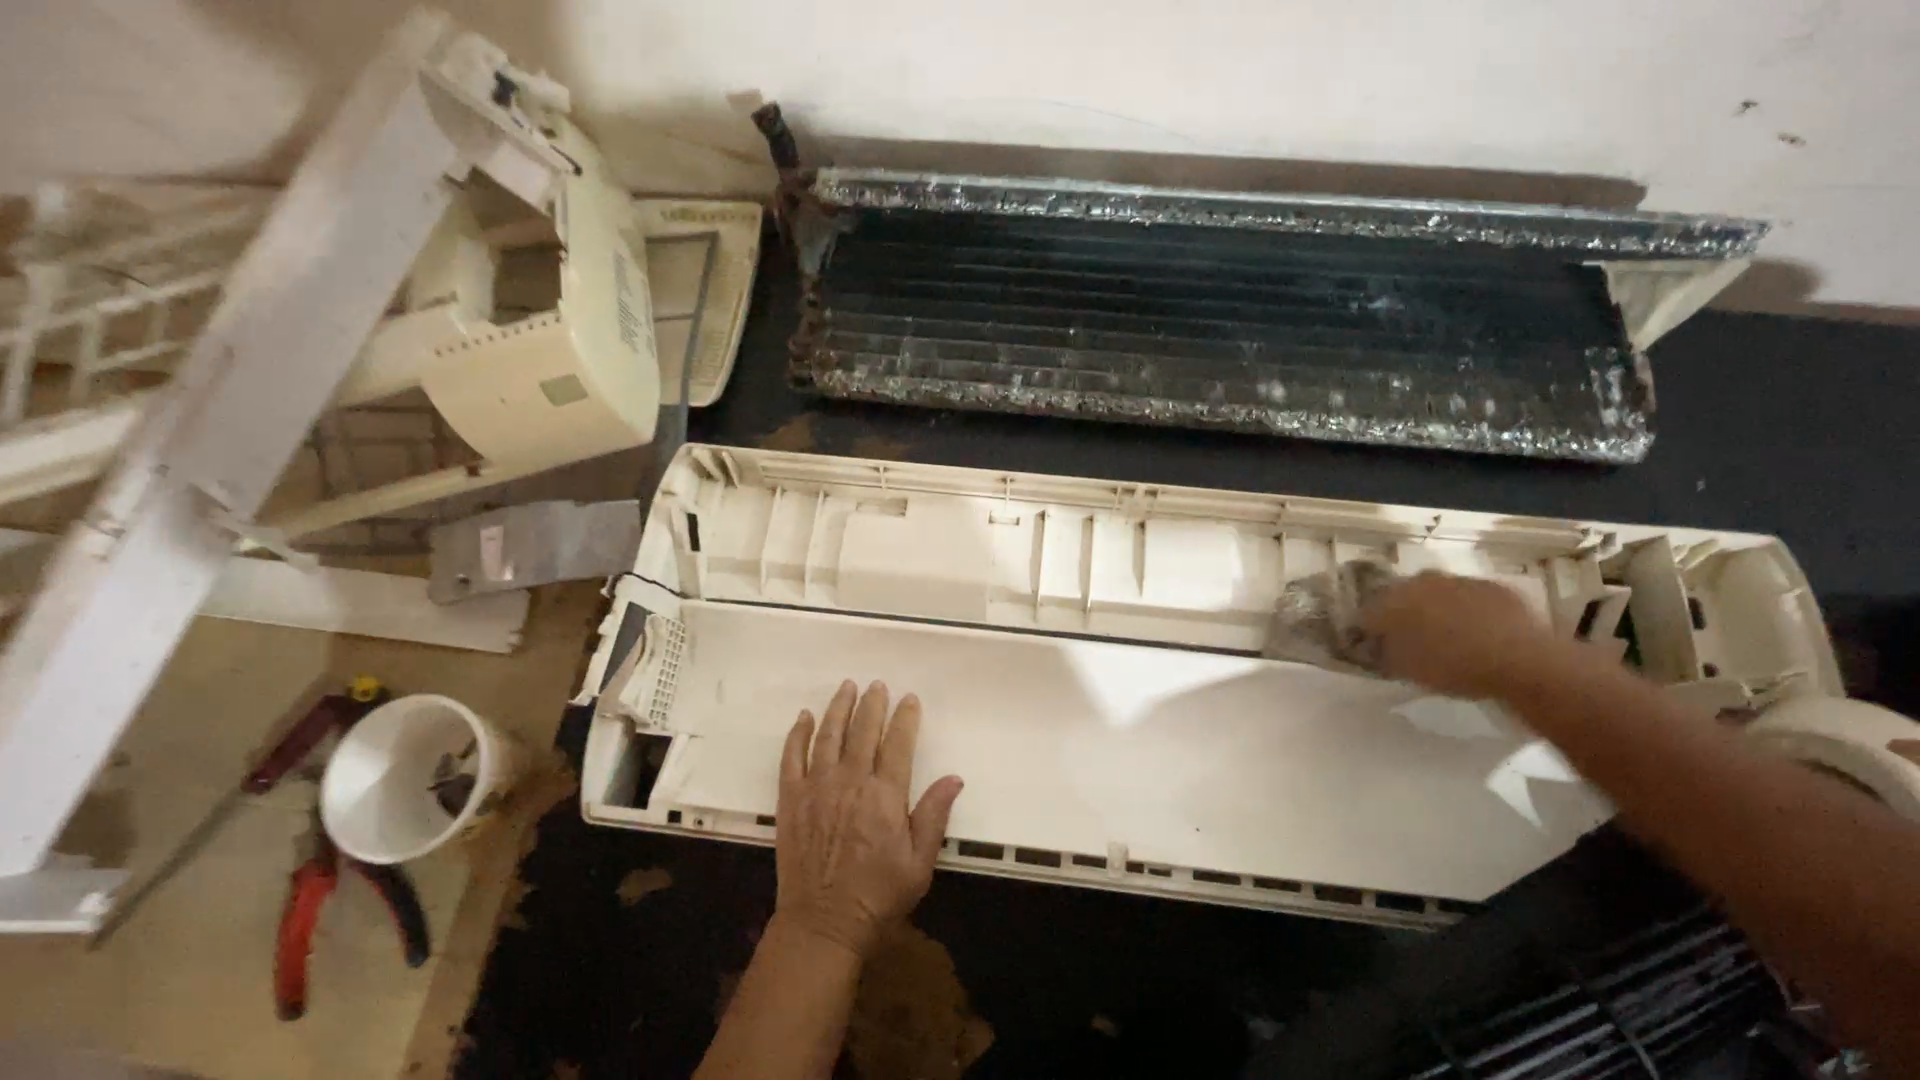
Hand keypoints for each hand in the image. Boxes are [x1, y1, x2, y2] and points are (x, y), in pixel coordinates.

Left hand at [773, 679, 963, 957]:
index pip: (898, 744)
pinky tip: (804, 718)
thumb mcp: (919, 864)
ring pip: (828, 735)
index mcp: (885, 796)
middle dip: (872, 704)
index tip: (909, 700)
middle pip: (863, 731)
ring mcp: (817, 788)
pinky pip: (792, 756)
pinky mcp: (790, 799)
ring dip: (838, 708)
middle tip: (877, 685)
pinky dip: (798, 734)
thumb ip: (933, 816)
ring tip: (847, 687)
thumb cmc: (878, 897)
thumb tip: (953, 778)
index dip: (905, 718)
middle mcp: (851, 782)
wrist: (823, 923)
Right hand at [1359, 571, 1568, 699]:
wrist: (1522, 661)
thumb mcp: (1408, 670)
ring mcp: (1459, 580)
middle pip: (1401, 595)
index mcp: (1394, 602)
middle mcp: (1422, 582)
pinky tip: (1479, 631)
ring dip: (1436, 608)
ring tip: (1447, 634)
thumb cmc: (1455, 668)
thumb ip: (1384, 653)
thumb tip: (1374, 645)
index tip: (1373, 645)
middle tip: (1410, 638)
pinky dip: (1469, 609)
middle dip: (1401, 613)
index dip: (1368, 630)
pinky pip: (1471, 596)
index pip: (1367, 613)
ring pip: (1437, 592)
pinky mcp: (1493, 586)